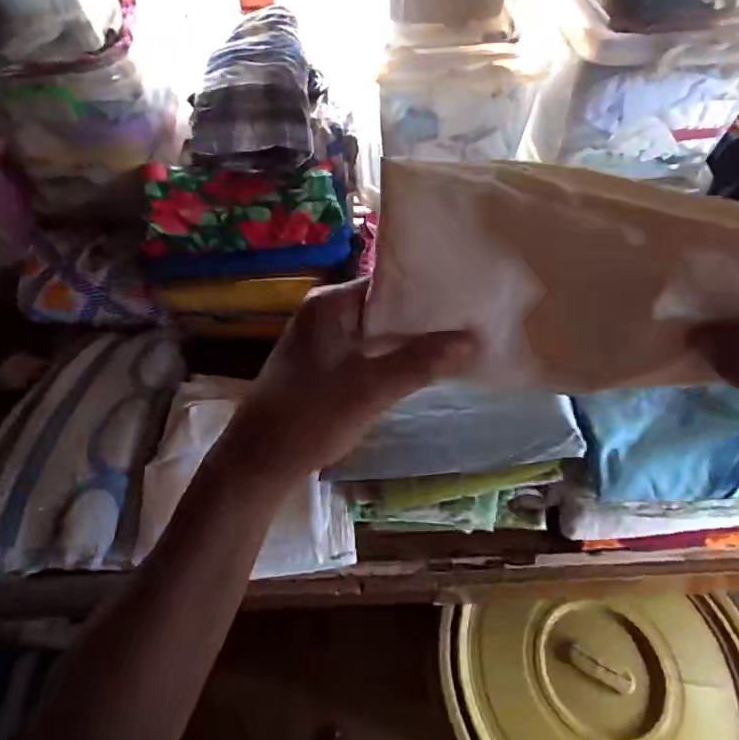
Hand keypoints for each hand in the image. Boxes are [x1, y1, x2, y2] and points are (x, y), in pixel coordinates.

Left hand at [209, 278, 475, 483]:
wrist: (260, 456)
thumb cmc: (310, 416)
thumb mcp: (370, 389)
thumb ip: (420, 362)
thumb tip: (473, 338)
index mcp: (328, 304)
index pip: (389, 283)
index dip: (429, 291)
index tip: (473, 298)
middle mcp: (323, 313)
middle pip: (384, 306)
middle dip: (425, 317)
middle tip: (478, 321)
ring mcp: (321, 339)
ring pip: (377, 331)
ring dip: (411, 339)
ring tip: (464, 340)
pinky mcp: (323, 364)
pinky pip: (366, 350)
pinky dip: (392, 356)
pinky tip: (426, 365)